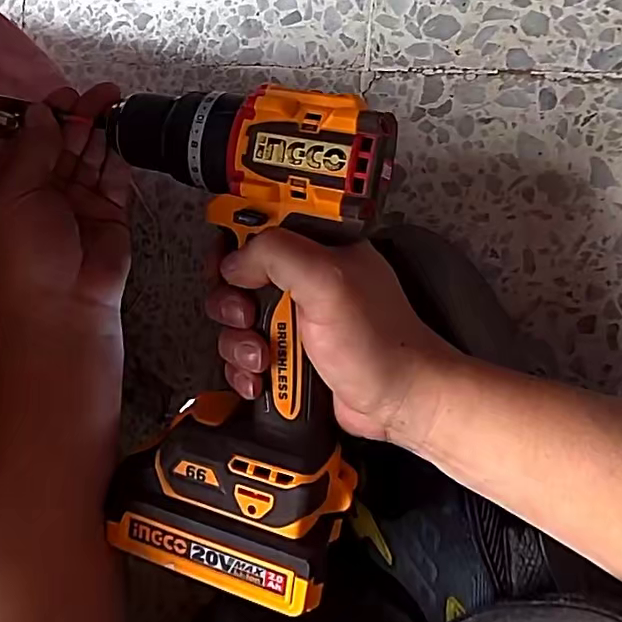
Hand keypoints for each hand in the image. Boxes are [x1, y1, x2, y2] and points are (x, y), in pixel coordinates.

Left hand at [0, 84, 131, 332]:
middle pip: (64, 144)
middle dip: (79, 118)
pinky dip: (120, 157)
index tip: (64, 95)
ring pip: (92, 158)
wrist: (65, 305)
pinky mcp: (110, 215)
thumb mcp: (13, 194)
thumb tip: (41, 112)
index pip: (29, 141)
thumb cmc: (25, 253)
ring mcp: (79, 204)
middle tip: (99, 95)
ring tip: (115, 105)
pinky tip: (124, 135)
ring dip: (101, 132)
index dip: (46, 116)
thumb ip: (32, 149)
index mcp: (10, 187)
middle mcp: (44, 192)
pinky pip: (116, 179)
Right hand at [205, 229, 461, 444]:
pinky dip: (243, 366)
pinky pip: (244, 349)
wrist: (396, 401)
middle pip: (236, 273)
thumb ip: (276, 254)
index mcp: (317, 245)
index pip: (261, 220)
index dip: (234, 235)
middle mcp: (303, 276)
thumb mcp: (327, 282)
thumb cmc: (379, 342)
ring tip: (262, 355)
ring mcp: (293, 314)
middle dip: (230, 299)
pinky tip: (260, 376)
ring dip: (237, 340)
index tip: (225, 260)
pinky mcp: (287, 348)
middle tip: (247, 314)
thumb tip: (234, 261)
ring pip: (235, 317)